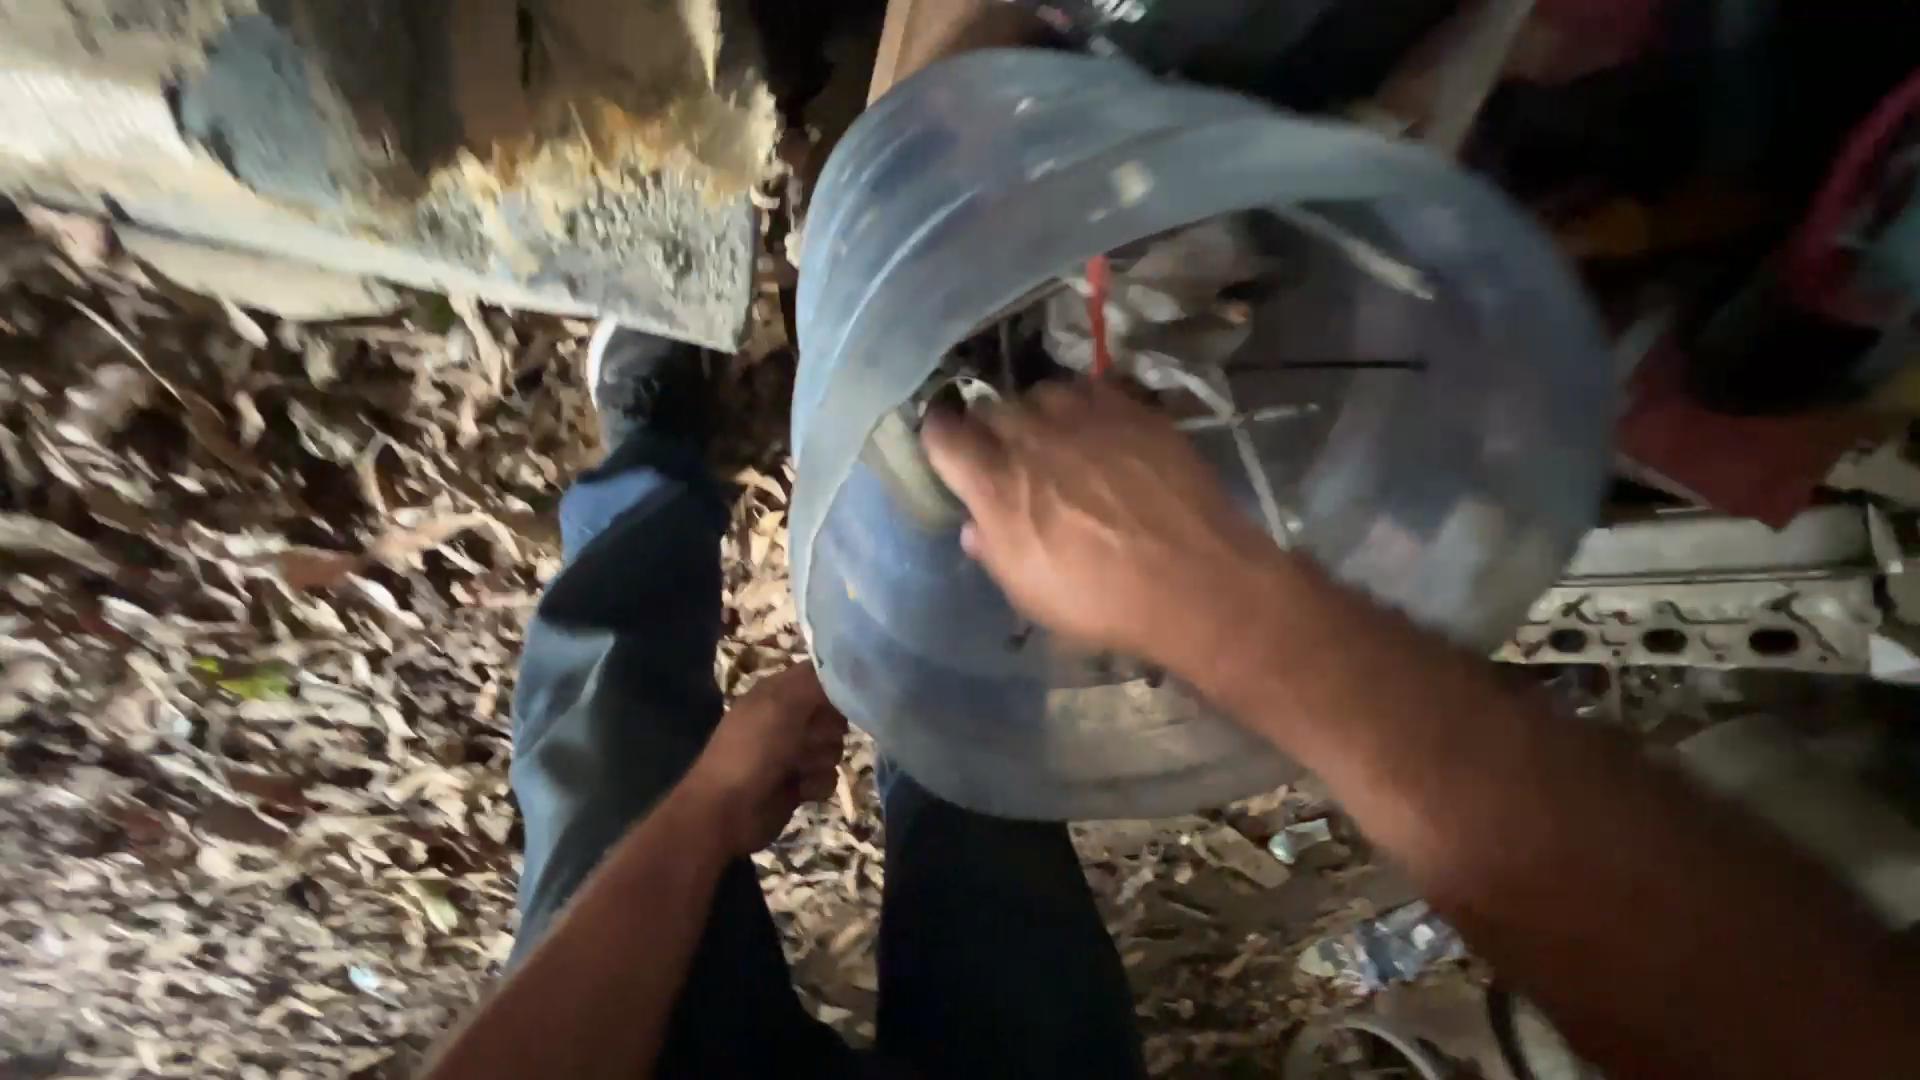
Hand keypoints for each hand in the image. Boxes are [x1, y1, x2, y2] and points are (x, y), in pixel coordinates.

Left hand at [684, 664, 847, 854]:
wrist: (726, 813)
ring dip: (818, 759)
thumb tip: (849, 667)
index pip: (822, 676)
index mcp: (778, 691)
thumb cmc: (751, 750)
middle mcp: (788, 717)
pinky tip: (798, 789)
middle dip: (826, 729)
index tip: (838, 700)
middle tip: (802, 739)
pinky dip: (816, 783)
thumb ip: (816, 681)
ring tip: (794, 768)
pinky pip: (830, 776)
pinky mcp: (802, 781)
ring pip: (836, 746)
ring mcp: (795, 751)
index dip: (834, 687)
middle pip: (835, 714)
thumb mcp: (781, 704)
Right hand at [920, 380, 1282, 671]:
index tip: (949, 449)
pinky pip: (1093, 388)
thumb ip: (993, 551)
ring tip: (1056, 437)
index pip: (943, 435)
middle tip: (1007, 455)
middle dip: (990, 429)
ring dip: (1038, 412)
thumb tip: (973, 527)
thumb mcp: (1028, 594)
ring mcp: (1086, 418)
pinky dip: (1085, 404)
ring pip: (1041, 392)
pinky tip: (1099, 428)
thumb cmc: (1101, 601)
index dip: (940, 438)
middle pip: (991, 409)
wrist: (1193, 583)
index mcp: (997, 485)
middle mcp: (1033, 439)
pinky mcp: (1132, 410)